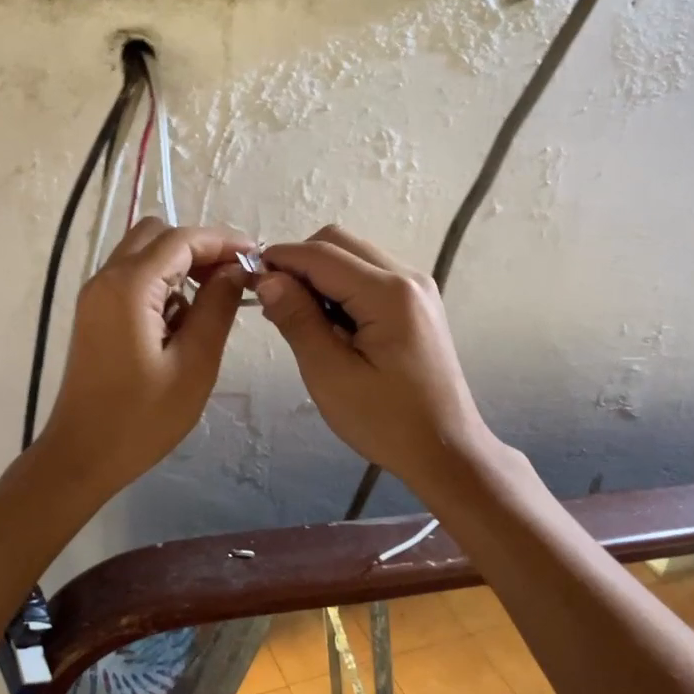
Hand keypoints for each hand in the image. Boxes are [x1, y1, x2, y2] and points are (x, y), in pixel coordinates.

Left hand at [41, 218, 251, 494]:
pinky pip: (130, 279)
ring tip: (211, 306)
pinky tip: (180, 323)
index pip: (181, 239)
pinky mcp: (93, 314)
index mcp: (129, 287)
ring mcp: (95, 296)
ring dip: (178, 266)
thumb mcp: (194, 365)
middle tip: (231, 280)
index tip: (256, 257)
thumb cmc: (141, 418)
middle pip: (156, 235)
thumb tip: (235, 270)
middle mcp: (105, 279)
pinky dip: (159, 284)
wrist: (82, 455)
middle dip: (198, 248)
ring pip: (142, 254)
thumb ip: (217, 308)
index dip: (222, 241)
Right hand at [256, 226, 492, 486]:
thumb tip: (267, 278)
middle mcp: (407, 277)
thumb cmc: (385, 421)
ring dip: (318, 275)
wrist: (445, 451)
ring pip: (352, 255)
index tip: (247, 281)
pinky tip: (326, 324)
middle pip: (338, 242)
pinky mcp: (415, 304)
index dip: (278, 260)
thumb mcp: (329, 374)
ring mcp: (416, 288)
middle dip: (298, 263)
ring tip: (298, 319)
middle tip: (274, 305)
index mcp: (388, 293)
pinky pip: (368, 275)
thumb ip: (297, 320)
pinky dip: (339, 287)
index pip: (320, 254)